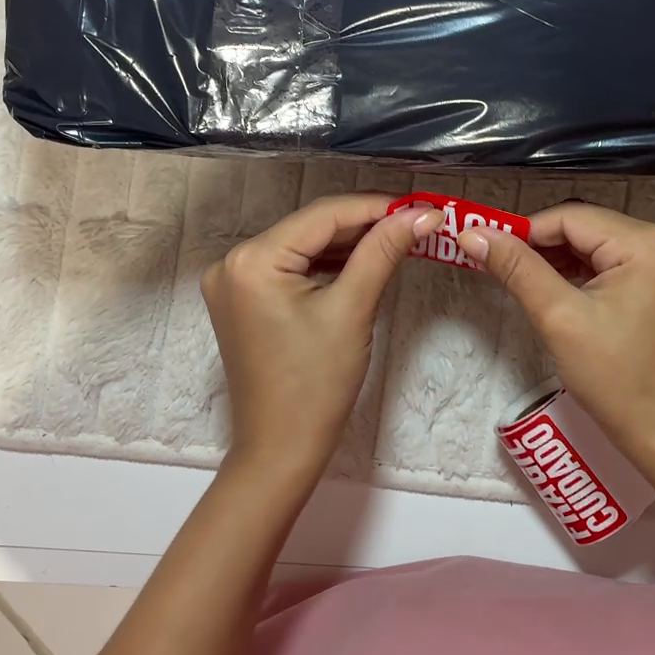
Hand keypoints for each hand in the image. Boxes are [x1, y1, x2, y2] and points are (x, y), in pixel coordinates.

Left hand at [202, 194, 441, 475]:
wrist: (281, 449)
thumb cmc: (317, 385)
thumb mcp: (353, 309)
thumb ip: (384, 251)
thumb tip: (422, 214)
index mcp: (252, 260)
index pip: (323, 215)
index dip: (375, 206)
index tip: (420, 206)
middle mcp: (232, 262)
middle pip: (311, 228)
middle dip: (364, 224)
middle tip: (415, 221)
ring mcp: (233, 282)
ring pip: (302, 246)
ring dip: (348, 243)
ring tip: (398, 238)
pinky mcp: (242, 300)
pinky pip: (290, 267)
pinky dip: (325, 265)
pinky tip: (362, 262)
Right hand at [457, 203, 654, 467]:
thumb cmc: (617, 380)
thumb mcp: (558, 318)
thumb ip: (516, 268)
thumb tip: (473, 235)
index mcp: (647, 243)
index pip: (571, 217)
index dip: (523, 229)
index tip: (484, 245)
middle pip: (584, 226)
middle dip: (538, 242)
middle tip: (496, 261)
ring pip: (594, 243)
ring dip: (556, 257)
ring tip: (516, 276)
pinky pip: (610, 262)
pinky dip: (578, 271)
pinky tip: (551, 288)